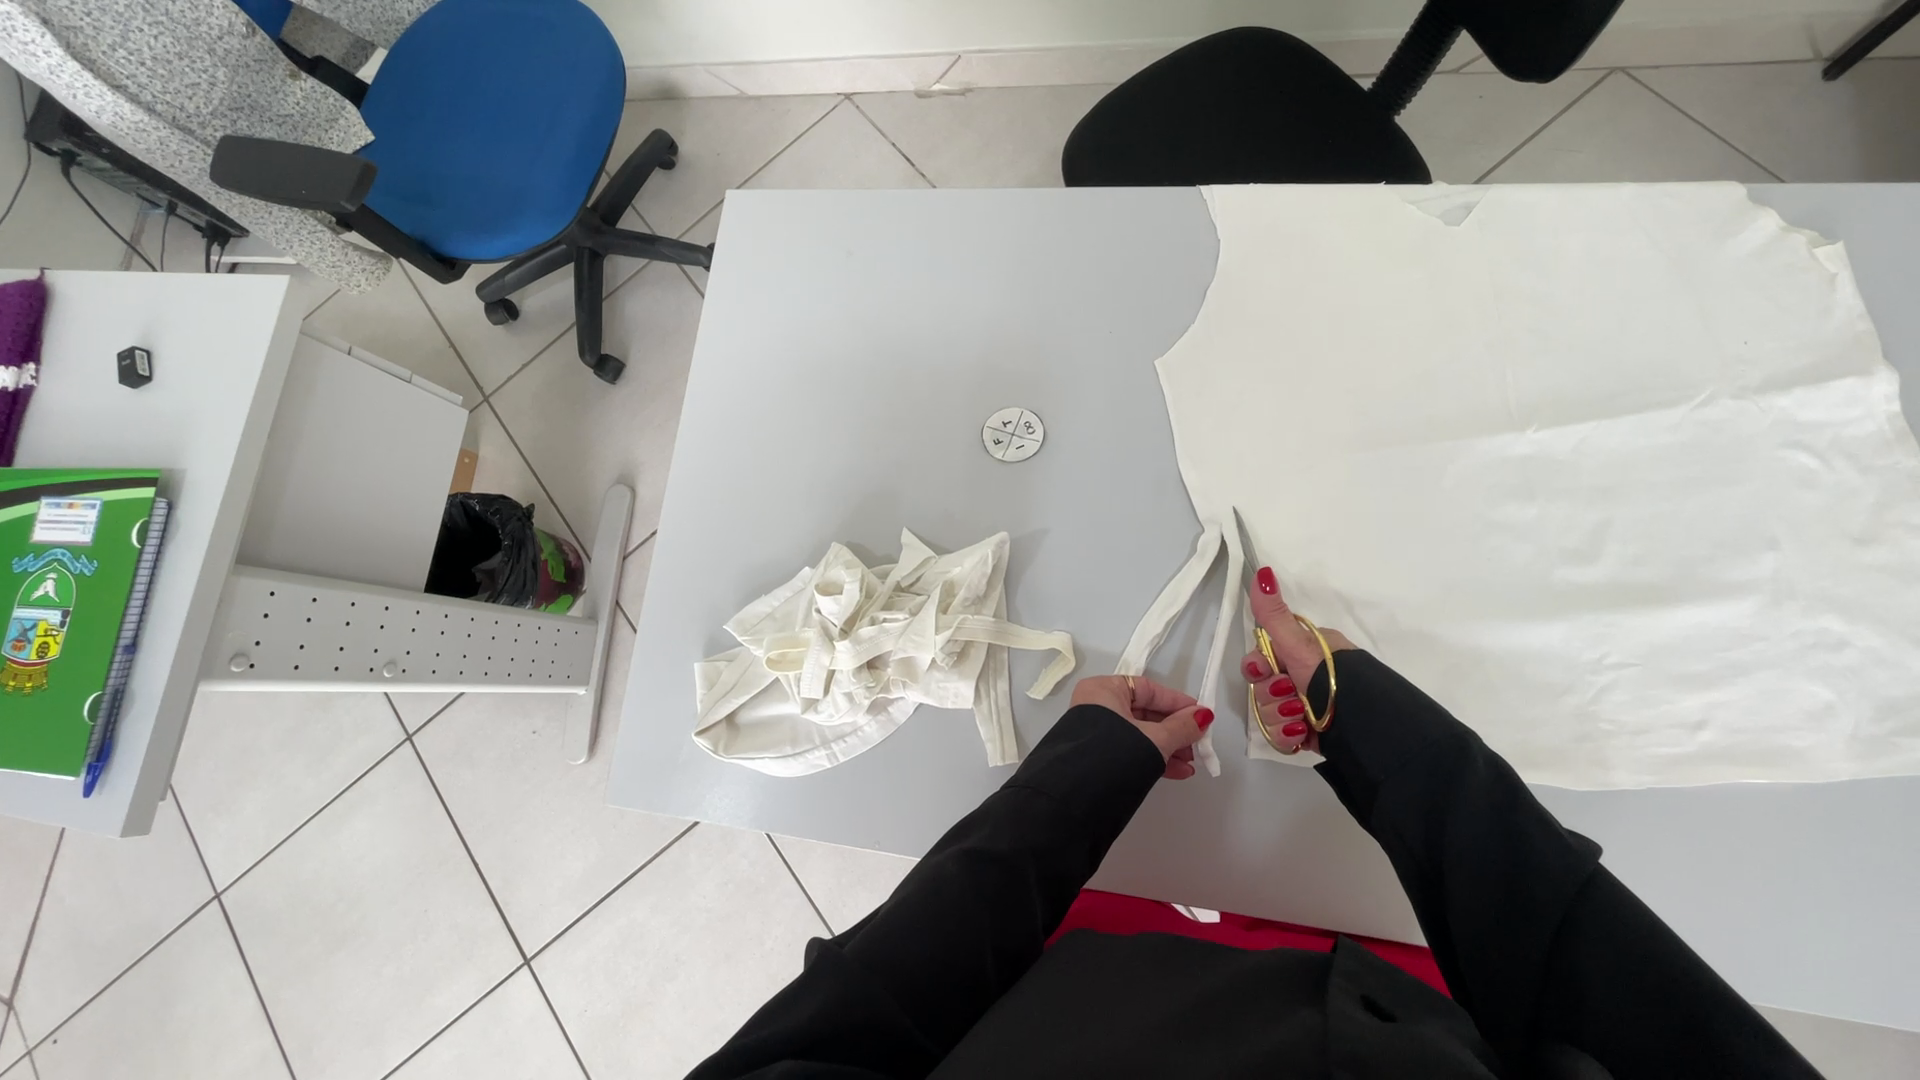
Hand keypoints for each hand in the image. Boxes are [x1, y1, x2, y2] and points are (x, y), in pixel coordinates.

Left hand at [1070, 674, 1213, 778]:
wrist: (1079, 795)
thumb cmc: (1117, 754)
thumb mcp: (1156, 739)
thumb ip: (1182, 728)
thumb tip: (1204, 716)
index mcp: (1104, 690)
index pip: (1149, 690)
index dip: (1177, 703)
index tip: (1202, 716)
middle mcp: (1097, 706)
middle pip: (1146, 714)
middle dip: (1175, 731)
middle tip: (1198, 743)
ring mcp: (1096, 733)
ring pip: (1141, 735)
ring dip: (1168, 748)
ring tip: (1191, 762)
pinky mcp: (1098, 756)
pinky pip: (1132, 750)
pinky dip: (1153, 758)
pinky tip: (1178, 771)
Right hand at [1241, 566, 1355, 756]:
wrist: (1363, 725)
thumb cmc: (1332, 677)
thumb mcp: (1299, 644)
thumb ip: (1274, 614)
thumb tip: (1261, 570)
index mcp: (1302, 652)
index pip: (1261, 657)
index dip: (1256, 666)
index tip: (1263, 671)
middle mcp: (1302, 677)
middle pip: (1261, 687)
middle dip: (1271, 695)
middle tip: (1289, 695)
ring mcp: (1303, 706)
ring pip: (1268, 712)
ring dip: (1280, 716)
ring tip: (1302, 718)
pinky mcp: (1305, 733)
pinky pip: (1279, 734)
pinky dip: (1288, 735)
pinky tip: (1302, 733)